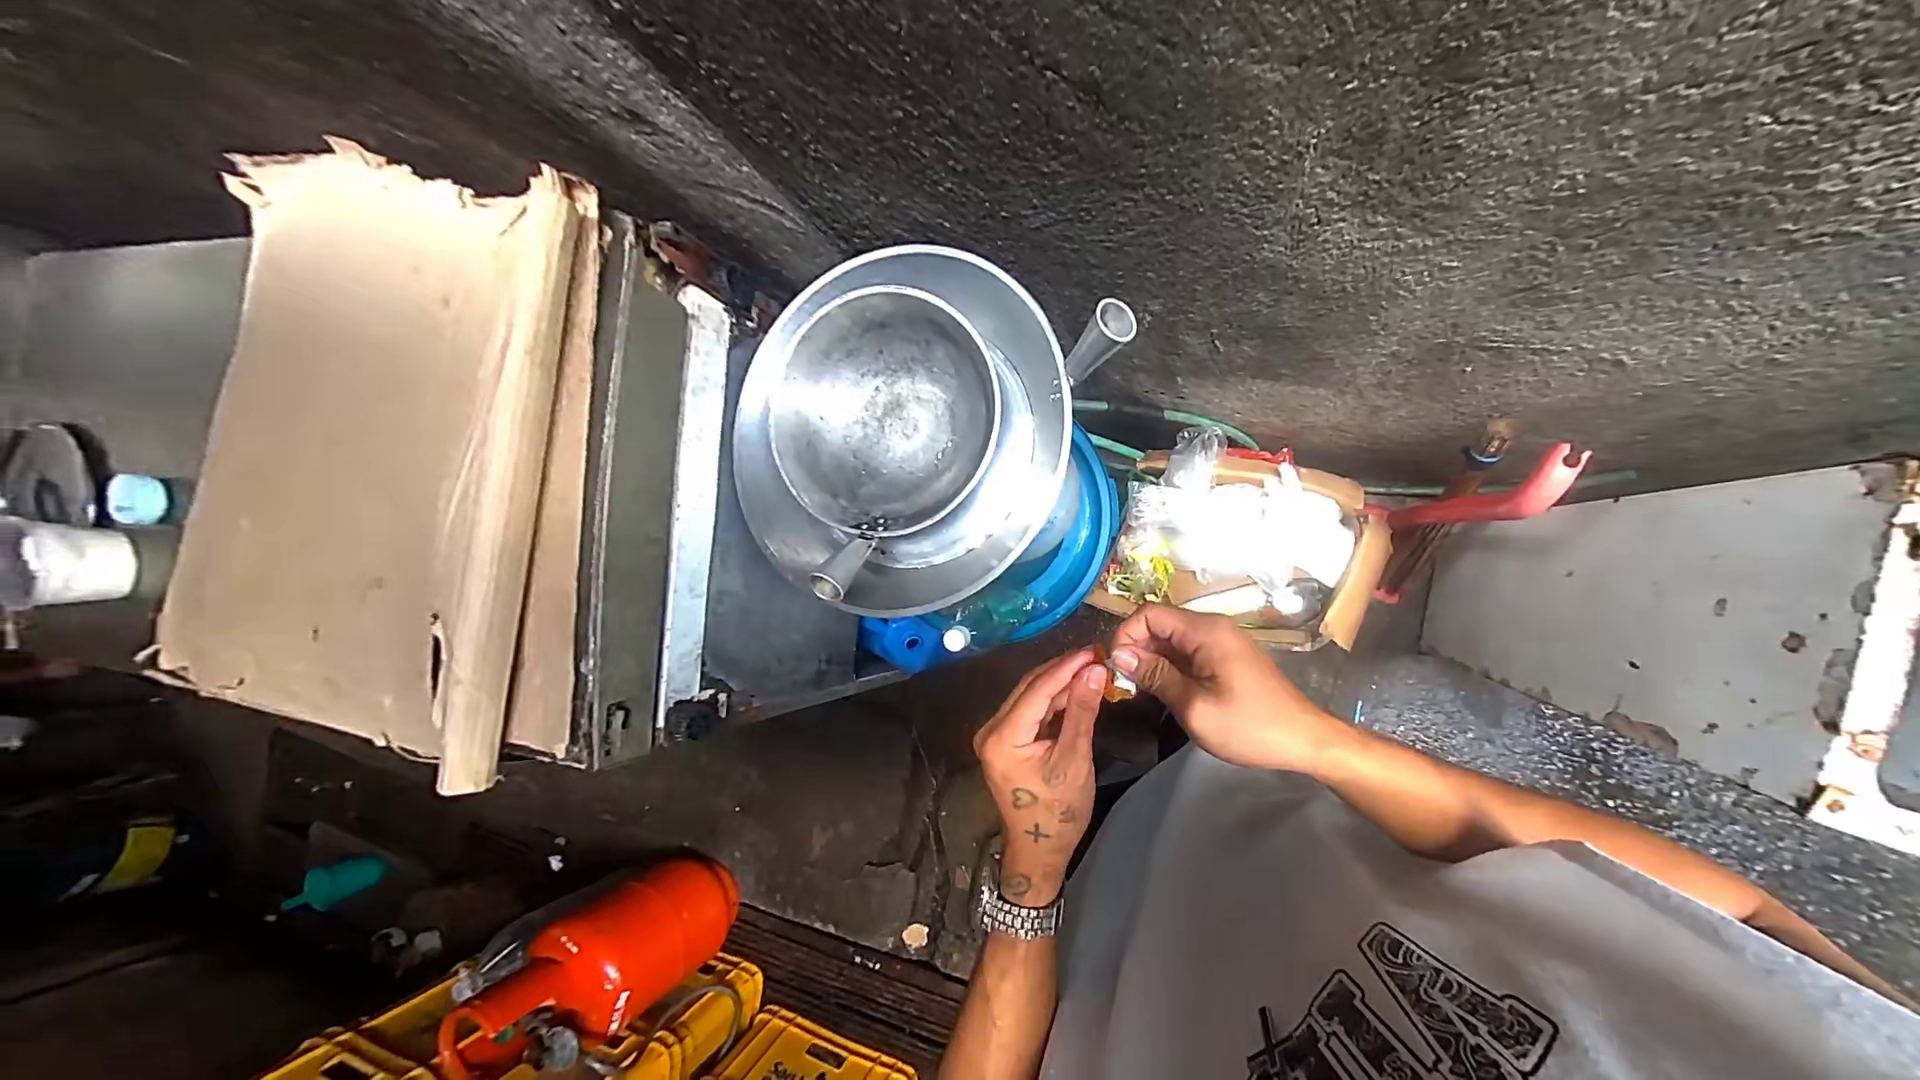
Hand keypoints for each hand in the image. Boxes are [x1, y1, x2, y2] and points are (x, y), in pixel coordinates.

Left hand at [972, 648, 1107, 906]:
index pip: (1036, 690)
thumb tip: (1093, 670)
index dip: (1066, 667)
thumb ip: (1081, 712)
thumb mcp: (1074, 761)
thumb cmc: (1057, 813)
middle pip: (1030, 688)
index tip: (1093, 650)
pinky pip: (1030, 710)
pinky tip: (1075, 689)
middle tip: (1096, 655)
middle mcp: (991, 729)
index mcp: (1002, 736)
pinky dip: (1053, 700)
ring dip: (1059, 683)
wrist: (1039, 851)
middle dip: (1063, 670)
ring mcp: (996, 734)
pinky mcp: (1005, 739)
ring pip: (1030, 696)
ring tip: (1091, 668)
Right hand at [1109, 604, 1348, 772]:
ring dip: (1151, 658)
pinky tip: (1164, 689)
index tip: (1117, 667)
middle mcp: (1213, 627)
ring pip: (1171, 638)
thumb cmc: (1250, 726)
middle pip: (1159, 623)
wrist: (1305, 741)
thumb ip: (1155, 676)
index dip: (1126, 635)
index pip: (1149, 614)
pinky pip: (1187, 650)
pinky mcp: (1226, 656)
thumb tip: (1119, 655)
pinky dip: (1169, 665)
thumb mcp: (1194, 706)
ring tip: (1142, 689)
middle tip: (1126, 683)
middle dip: (1136, 648)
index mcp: (1206, 631)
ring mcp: (1221, 641)